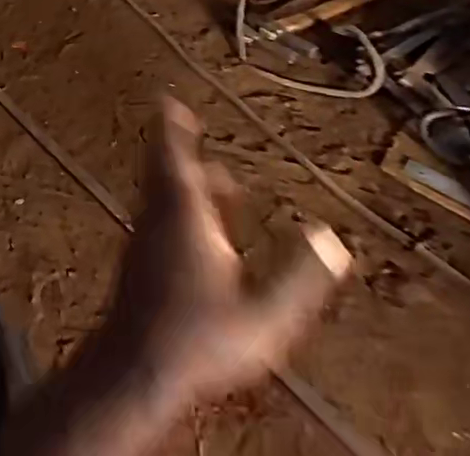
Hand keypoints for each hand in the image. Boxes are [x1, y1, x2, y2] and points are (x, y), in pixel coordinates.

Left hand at [100, 100, 350, 405]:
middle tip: (186, 127)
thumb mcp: (265, 316)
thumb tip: (332, 241)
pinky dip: (178, 206)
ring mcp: (143, 240)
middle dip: (178, 146)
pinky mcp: (138, 262)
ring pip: (159, 194)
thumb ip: (301, 278)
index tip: (170, 101)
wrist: (137, 369)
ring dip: (183, 179)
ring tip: (218, 183)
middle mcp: (157, 219)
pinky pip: (158, 217)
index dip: (172, 127)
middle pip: (163, 169)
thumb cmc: (198, 340)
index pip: (174, 157)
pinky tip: (201, 232)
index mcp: (184, 217)